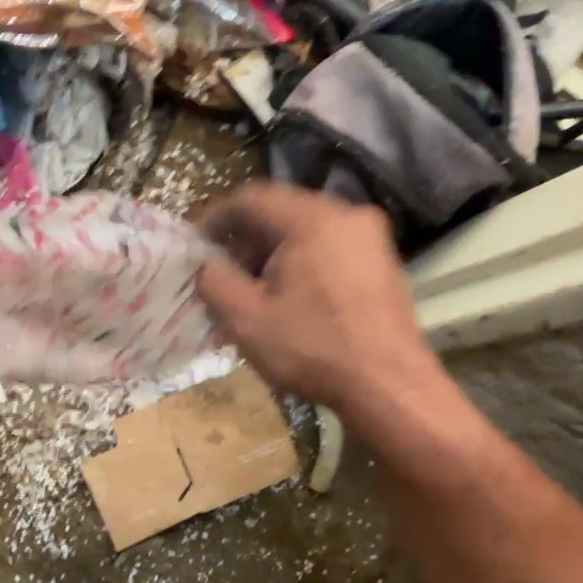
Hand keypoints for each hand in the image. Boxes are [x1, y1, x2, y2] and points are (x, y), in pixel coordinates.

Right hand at [196, 183, 447, 418]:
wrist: (388, 384)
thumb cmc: (312, 350)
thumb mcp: (246, 320)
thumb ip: (214, 282)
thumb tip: (203, 265)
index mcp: (310, 219)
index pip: (250, 198)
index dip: (214, 220)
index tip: (194, 249)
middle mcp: (345, 214)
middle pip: (280, 211)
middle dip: (244, 240)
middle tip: (221, 274)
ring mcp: (370, 236)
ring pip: (306, 230)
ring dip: (272, 255)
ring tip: (252, 292)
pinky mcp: (382, 261)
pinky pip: (330, 248)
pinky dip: (302, 264)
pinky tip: (290, 299)